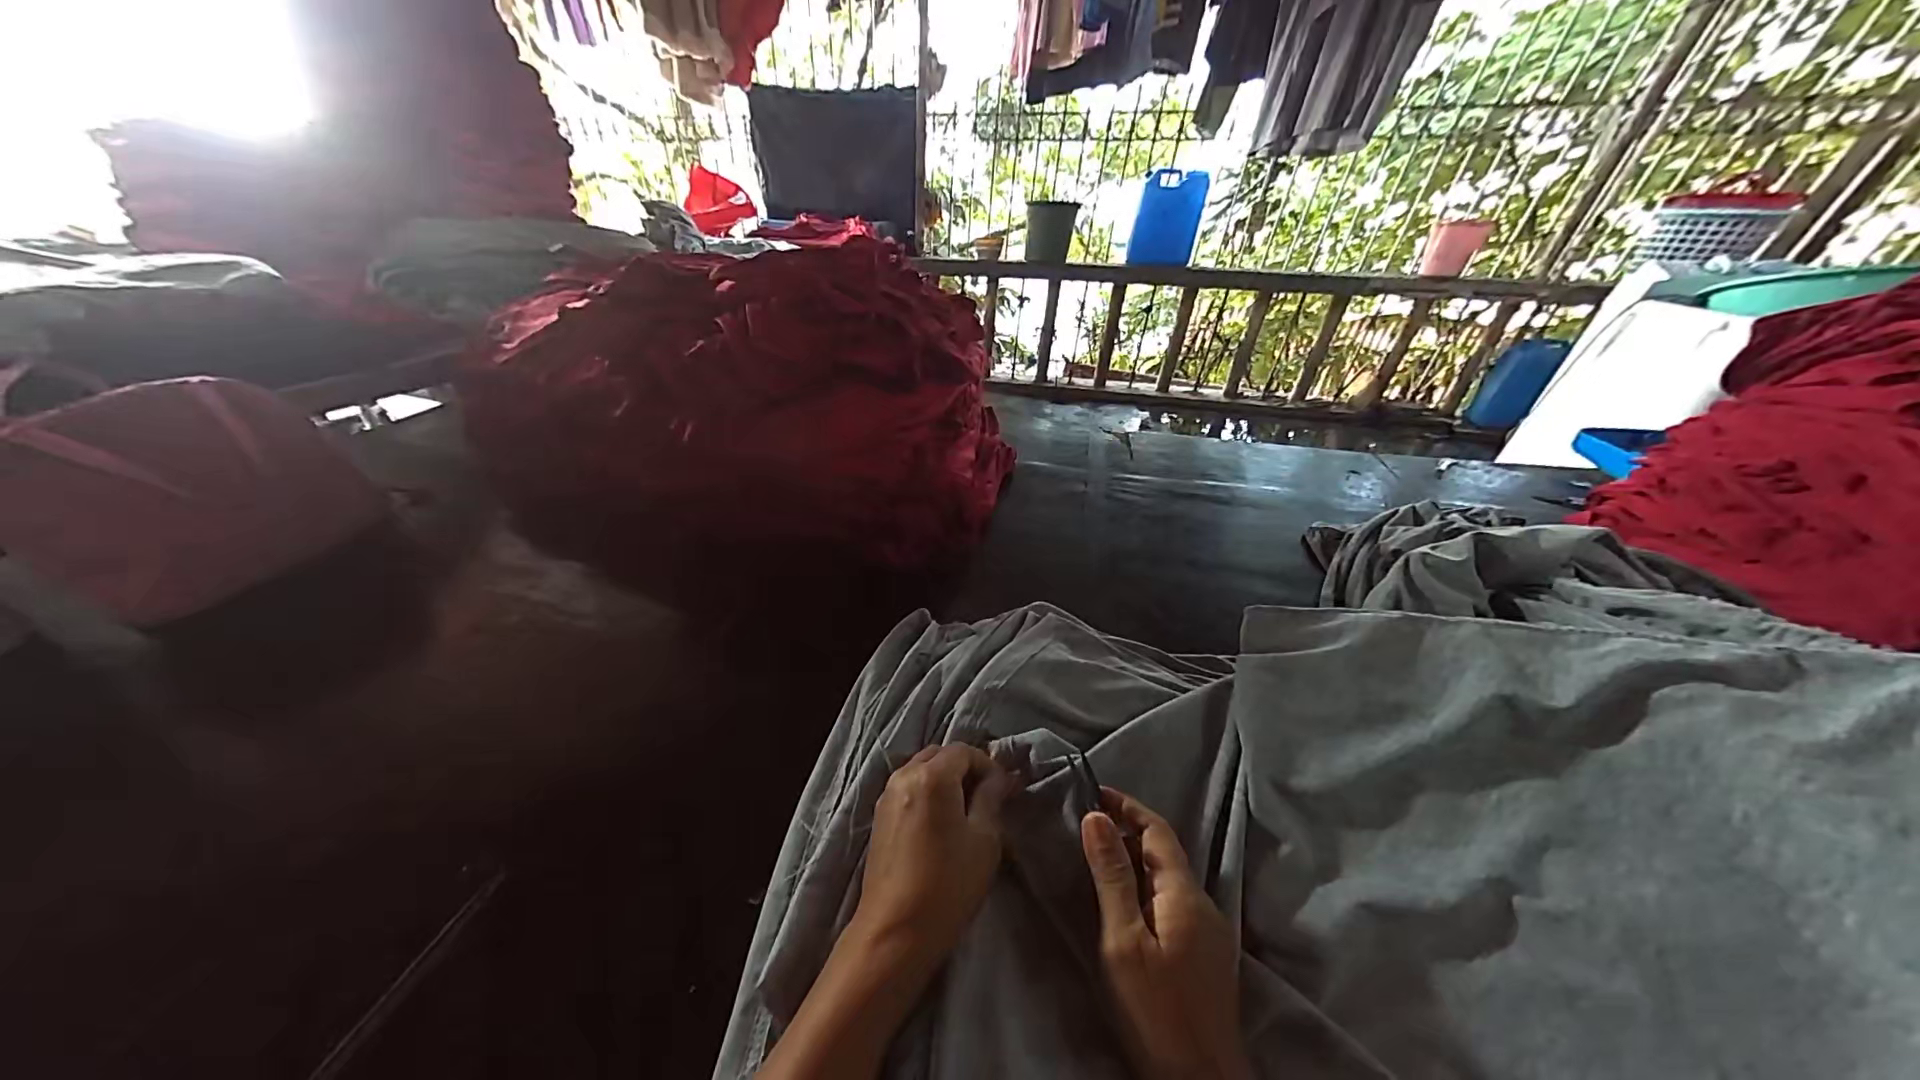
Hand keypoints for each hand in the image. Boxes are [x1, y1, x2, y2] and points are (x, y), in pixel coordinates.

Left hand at [849, 743, 1013, 971]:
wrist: (895, 930)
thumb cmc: (949, 883)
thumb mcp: (984, 838)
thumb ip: (991, 798)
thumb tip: (1000, 777)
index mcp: (931, 775)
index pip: (964, 751)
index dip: (988, 765)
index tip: (1004, 791)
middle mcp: (903, 776)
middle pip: (939, 755)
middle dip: (965, 769)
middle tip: (987, 799)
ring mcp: (886, 796)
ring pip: (921, 770)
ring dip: (945, 781)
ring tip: (966, 813)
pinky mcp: (878, 817)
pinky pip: (908, 789)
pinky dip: (928, 794)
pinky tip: (941, 824)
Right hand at [1082, 786, 1251, 1079]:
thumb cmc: (1156, 1008)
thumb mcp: (1123, 940)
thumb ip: (1112, 877)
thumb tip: (1097, 817)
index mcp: (1185, 893)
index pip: (1158, 830)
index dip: (1128, 807)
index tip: (1095, 792)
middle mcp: (1203, 903)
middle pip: (1165, 852)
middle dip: (1128, 831)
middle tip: (1087, 824)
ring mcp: (1207, 930)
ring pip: (1167, 877)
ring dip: (1134, 859)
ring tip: (1096, 856)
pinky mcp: (1203, 952)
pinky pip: (1170, 901)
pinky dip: (1143, 886)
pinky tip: (1121, 900)